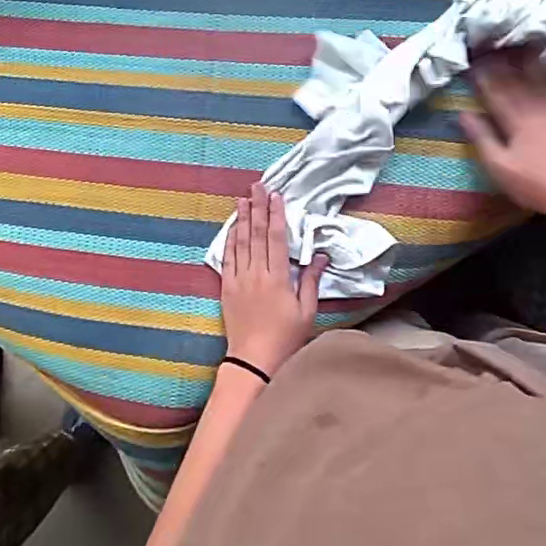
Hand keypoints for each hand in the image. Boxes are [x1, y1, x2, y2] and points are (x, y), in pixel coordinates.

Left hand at [220, 183, 325, 376]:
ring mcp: (239, 280)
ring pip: (241, 242)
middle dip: (258, 208)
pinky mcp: (227, 288)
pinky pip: (227, 258)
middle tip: (257, 187)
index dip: (276, 215)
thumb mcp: (306, 310)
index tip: (276, 196)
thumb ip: (311, 280)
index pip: (277, 238)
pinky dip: (230, 240)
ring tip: (243, 199)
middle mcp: (257, 274)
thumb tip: (318, 255)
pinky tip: (232, 228)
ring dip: (242, 219)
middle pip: (257, 234)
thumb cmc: (286, 337)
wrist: (254, 359)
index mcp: (278, 278)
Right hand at [457, 55, 545, 220]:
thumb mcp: (498, 166)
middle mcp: (542, 108)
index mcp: (517, 120)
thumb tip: (464, 114)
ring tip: (528, 47)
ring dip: (537, 62)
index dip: (484, 76)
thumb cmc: (535, 184)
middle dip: (507, 63)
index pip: (496, 92)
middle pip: (521, 80)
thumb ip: (482, 137)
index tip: (474, 62)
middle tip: (497, 48)